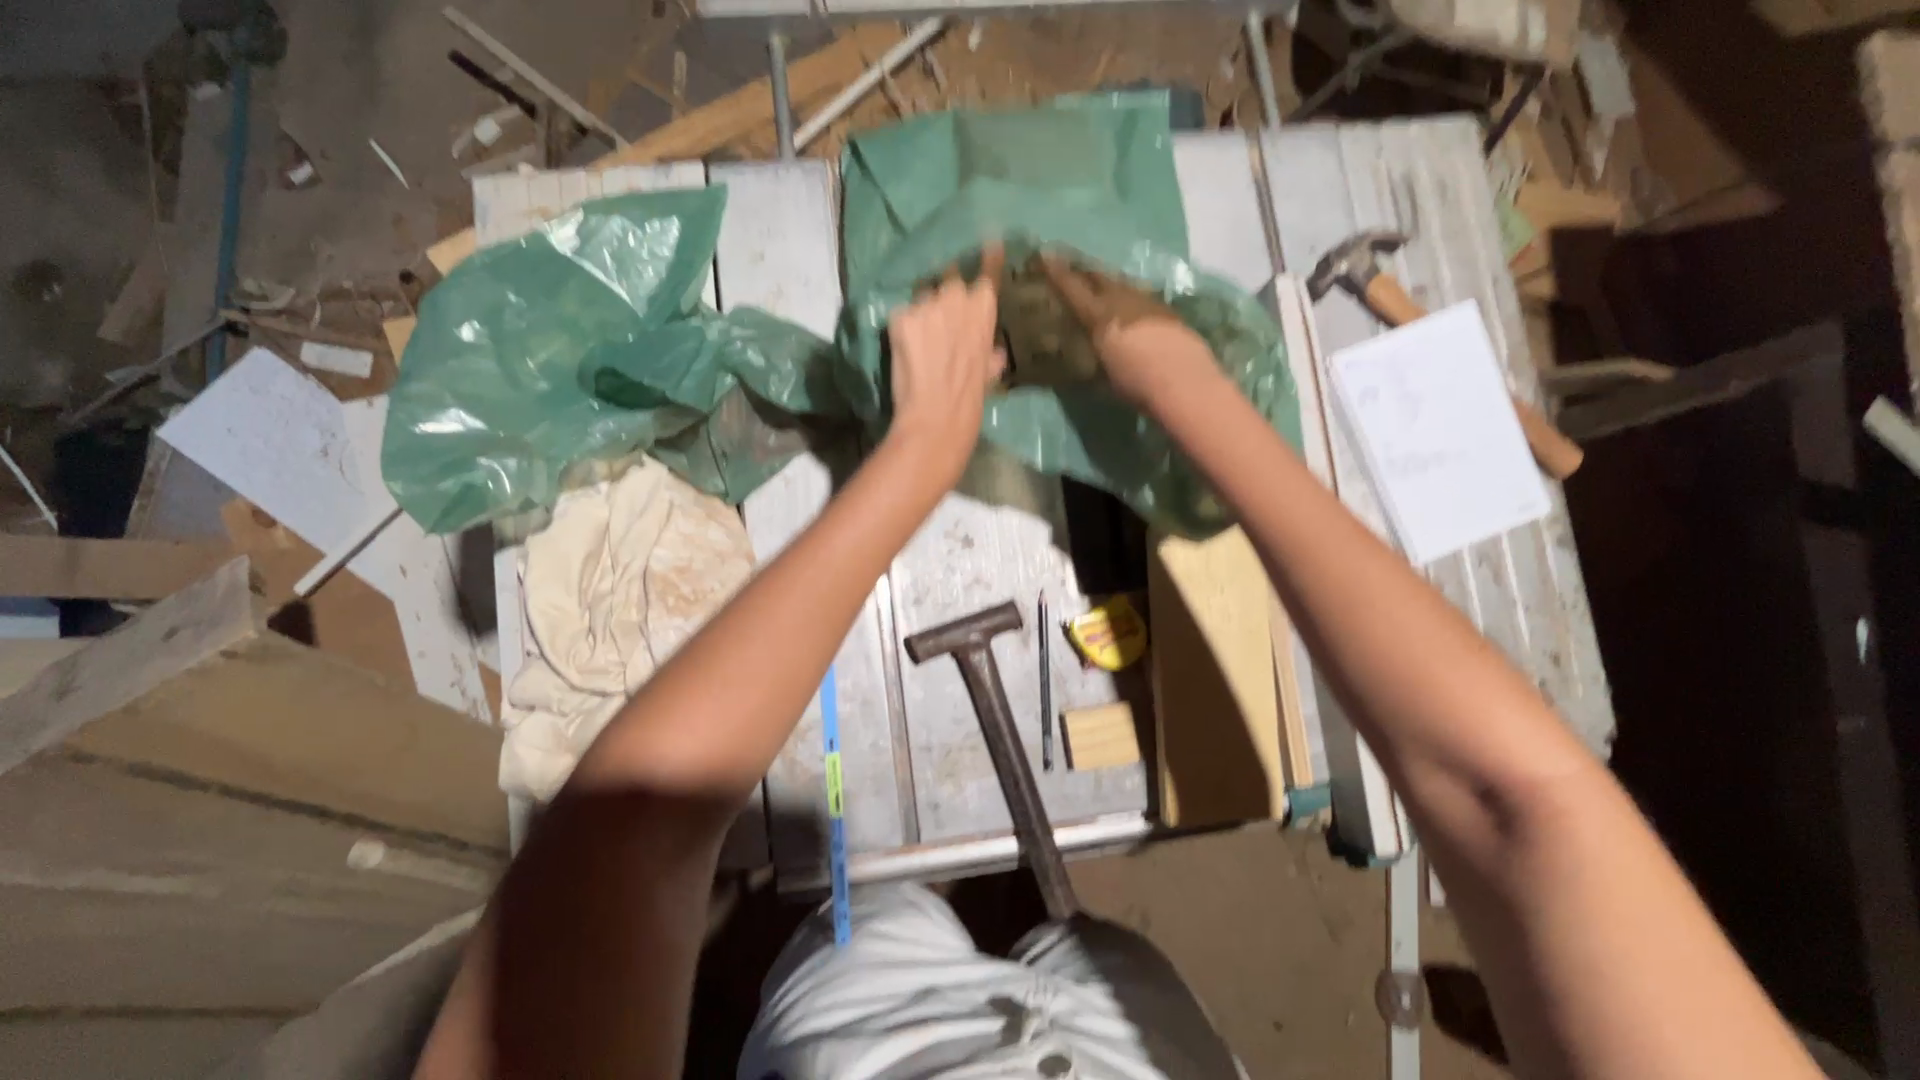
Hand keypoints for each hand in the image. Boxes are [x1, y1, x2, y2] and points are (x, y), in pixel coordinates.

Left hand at [884, 246, 1007, 483]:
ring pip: (920, 298)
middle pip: (948, 279)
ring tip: (919, 339)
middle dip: (943, 291)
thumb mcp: (990, 373)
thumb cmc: (970, 400)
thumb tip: (995, 353)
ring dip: (920, 312)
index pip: (987, 270)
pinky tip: (903, 349)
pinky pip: (900, 316)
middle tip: (938, 315)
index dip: (987, 255)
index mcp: (984, 310)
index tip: (988, 239)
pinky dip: (900, 330)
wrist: (937, 417)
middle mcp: (956, 298)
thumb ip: (989, 354)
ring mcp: (927, 305)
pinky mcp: (901, 317)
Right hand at [1037, 254, 1221, 408]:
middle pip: (1100, 276)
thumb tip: (1085, 351)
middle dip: (1084, 270)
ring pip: (1123, 283)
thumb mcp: (1103, 376)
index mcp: (1100, 315)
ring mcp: (1148, 302)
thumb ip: (1093, 356)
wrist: (1185, 383)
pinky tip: (1130, 307)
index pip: (1072, 287)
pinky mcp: (1168, 311)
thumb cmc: (1136, 385)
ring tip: (1101, 286)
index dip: (1056, 271)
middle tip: (1073, 267)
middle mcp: (1122, 300)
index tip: (1044, 254)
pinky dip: (1129, 297)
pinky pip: (1141, 296)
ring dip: (1109, 282)